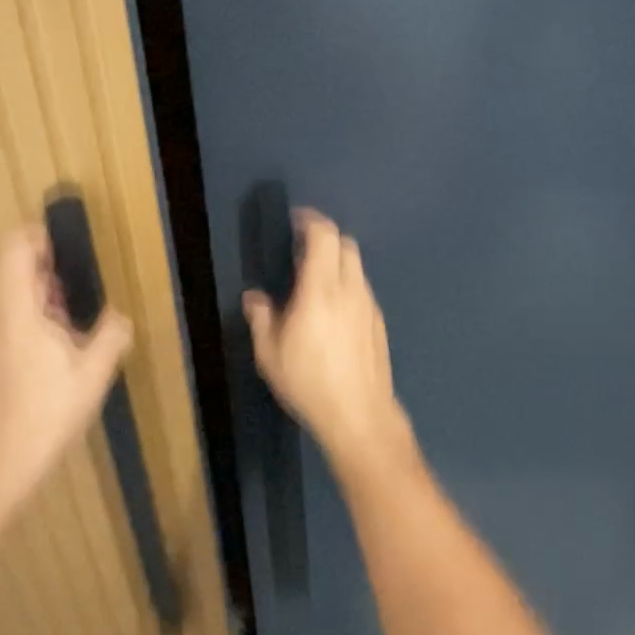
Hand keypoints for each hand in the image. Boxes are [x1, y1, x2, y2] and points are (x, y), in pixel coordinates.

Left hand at [0, 225, 132, 503]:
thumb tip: (118, 317)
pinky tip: (45, 357)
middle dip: (45, 280)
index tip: (63, 247)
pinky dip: (21, 325)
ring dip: (35, 305)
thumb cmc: (52, 409)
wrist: (5, 458)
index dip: (38, 238)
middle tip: (76, 302)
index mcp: (14, 309)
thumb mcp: (95, 371)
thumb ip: (111, 333)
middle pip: (11, 275)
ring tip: (65, 334)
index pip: (15, 249)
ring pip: (5, 301)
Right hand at [244, 209, 407, 459]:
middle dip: (325, 239)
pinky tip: (333, 311)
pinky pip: (362, 291)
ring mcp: (369, 306)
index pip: (324, 236)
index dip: (311, 221)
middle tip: (302, 250)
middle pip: (346, 245)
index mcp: (321, 289)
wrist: (359, 414)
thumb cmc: (309, 383)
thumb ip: (262, 319)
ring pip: (357, 268)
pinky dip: (348, 286)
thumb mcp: (271, 354)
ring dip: (338, 264)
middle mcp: (350, 290)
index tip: (295, 221)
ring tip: (315, 282)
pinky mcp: (379, 324)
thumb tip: (255, 298)